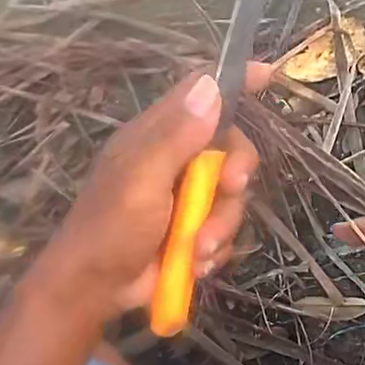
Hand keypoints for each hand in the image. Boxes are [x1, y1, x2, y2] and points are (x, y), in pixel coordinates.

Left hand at [35, 65, 268, 317]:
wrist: (96, 289)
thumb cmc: (110, 230)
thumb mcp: (142, 179)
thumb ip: (176, 137)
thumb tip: (209, 86)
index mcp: (157, 137)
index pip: (199, 95)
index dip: (233, 83)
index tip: (268, 75)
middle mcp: (175, 162)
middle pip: (230, 151)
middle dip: (235, 174)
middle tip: (232, 189)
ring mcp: (185, 199)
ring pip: (231, 199)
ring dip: (219, 227)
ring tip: (196, 249)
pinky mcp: (192, 231)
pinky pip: (225, 231)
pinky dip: (213, 249)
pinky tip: (193, 262)